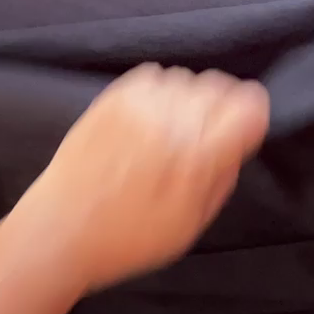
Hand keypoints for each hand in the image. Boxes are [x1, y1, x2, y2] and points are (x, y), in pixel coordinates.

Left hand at [10, 64, 270, 291]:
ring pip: (187, 78)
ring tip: (177, 127)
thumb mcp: (191, 223)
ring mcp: (139, 103)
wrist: (60, 228)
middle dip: (223, 106)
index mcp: (198, 155)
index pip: (248, 105)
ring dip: (191, 98)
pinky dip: (161, 92)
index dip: (253, 113)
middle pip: (219, 86)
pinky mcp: (112, 95)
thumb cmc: (131, 237)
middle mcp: (171, 119)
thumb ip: (222, 176)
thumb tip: (238, 141)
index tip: (246, 127)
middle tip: (210, 133)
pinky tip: (152, 117)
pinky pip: (154, 76)